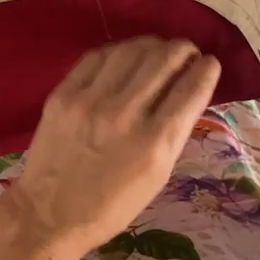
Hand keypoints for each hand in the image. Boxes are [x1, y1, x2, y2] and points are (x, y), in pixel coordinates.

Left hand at [2, 37, 220, 259]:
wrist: (49, 215)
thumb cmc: (111, 206)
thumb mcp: (157, 176)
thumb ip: (174, 132)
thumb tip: (188, 91)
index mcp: (155, 144)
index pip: (191, 89)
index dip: (206, 69)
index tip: (210, 63)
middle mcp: (125, 116)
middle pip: (164, 60)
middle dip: (183, 49)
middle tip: (186, 52)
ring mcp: (90, 101)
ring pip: (132, 50)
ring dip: (153, 44)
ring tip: (158, 49)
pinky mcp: (63, 94)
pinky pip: (98, 56)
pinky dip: (119, 51)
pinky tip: (126, 56)